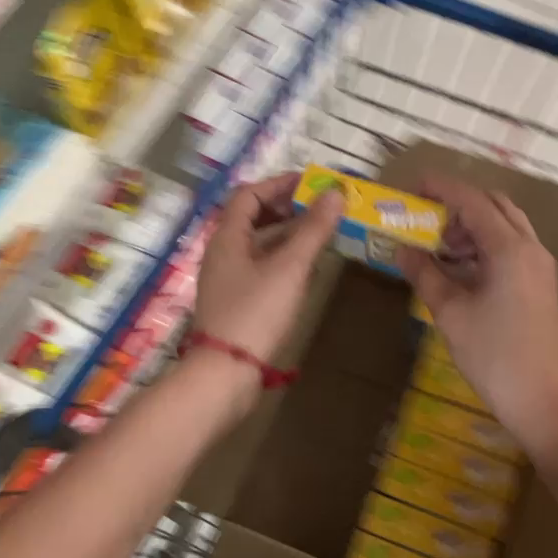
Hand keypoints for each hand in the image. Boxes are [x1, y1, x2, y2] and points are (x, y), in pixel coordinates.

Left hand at [190, 172, 344, 369]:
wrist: (225, 373)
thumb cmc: (255, 313)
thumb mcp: (289, 268)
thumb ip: (312, 230)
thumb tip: (335, 193)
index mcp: (227, 237)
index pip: (249, 194)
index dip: (279, 184)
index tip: (311, 183)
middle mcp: (221, 253)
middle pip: (251, 218)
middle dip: (285, 208)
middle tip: (319, 208)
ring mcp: (226, 280)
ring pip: (257, 245)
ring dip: (286, 235)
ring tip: (320, 234)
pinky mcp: (235, 302)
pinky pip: (259, 268)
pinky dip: (282, 260)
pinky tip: (306, 269)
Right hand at [399, 176, 557, 450]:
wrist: (545, 401)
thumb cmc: (495, 356)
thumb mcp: (450, 314)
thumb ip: (425, 275)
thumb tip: (403, 250)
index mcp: (509, 248)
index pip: (472, 200)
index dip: (440, 188)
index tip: (411, 186)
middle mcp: (530, 248)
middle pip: (494, 206)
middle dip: (458, 205)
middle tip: (425, 219)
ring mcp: (540, 268)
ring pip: (505, 228)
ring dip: (471, 228)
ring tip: (438, 249)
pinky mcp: (540, 287)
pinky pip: (511, 250)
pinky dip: (484, 248)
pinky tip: (459, 271)